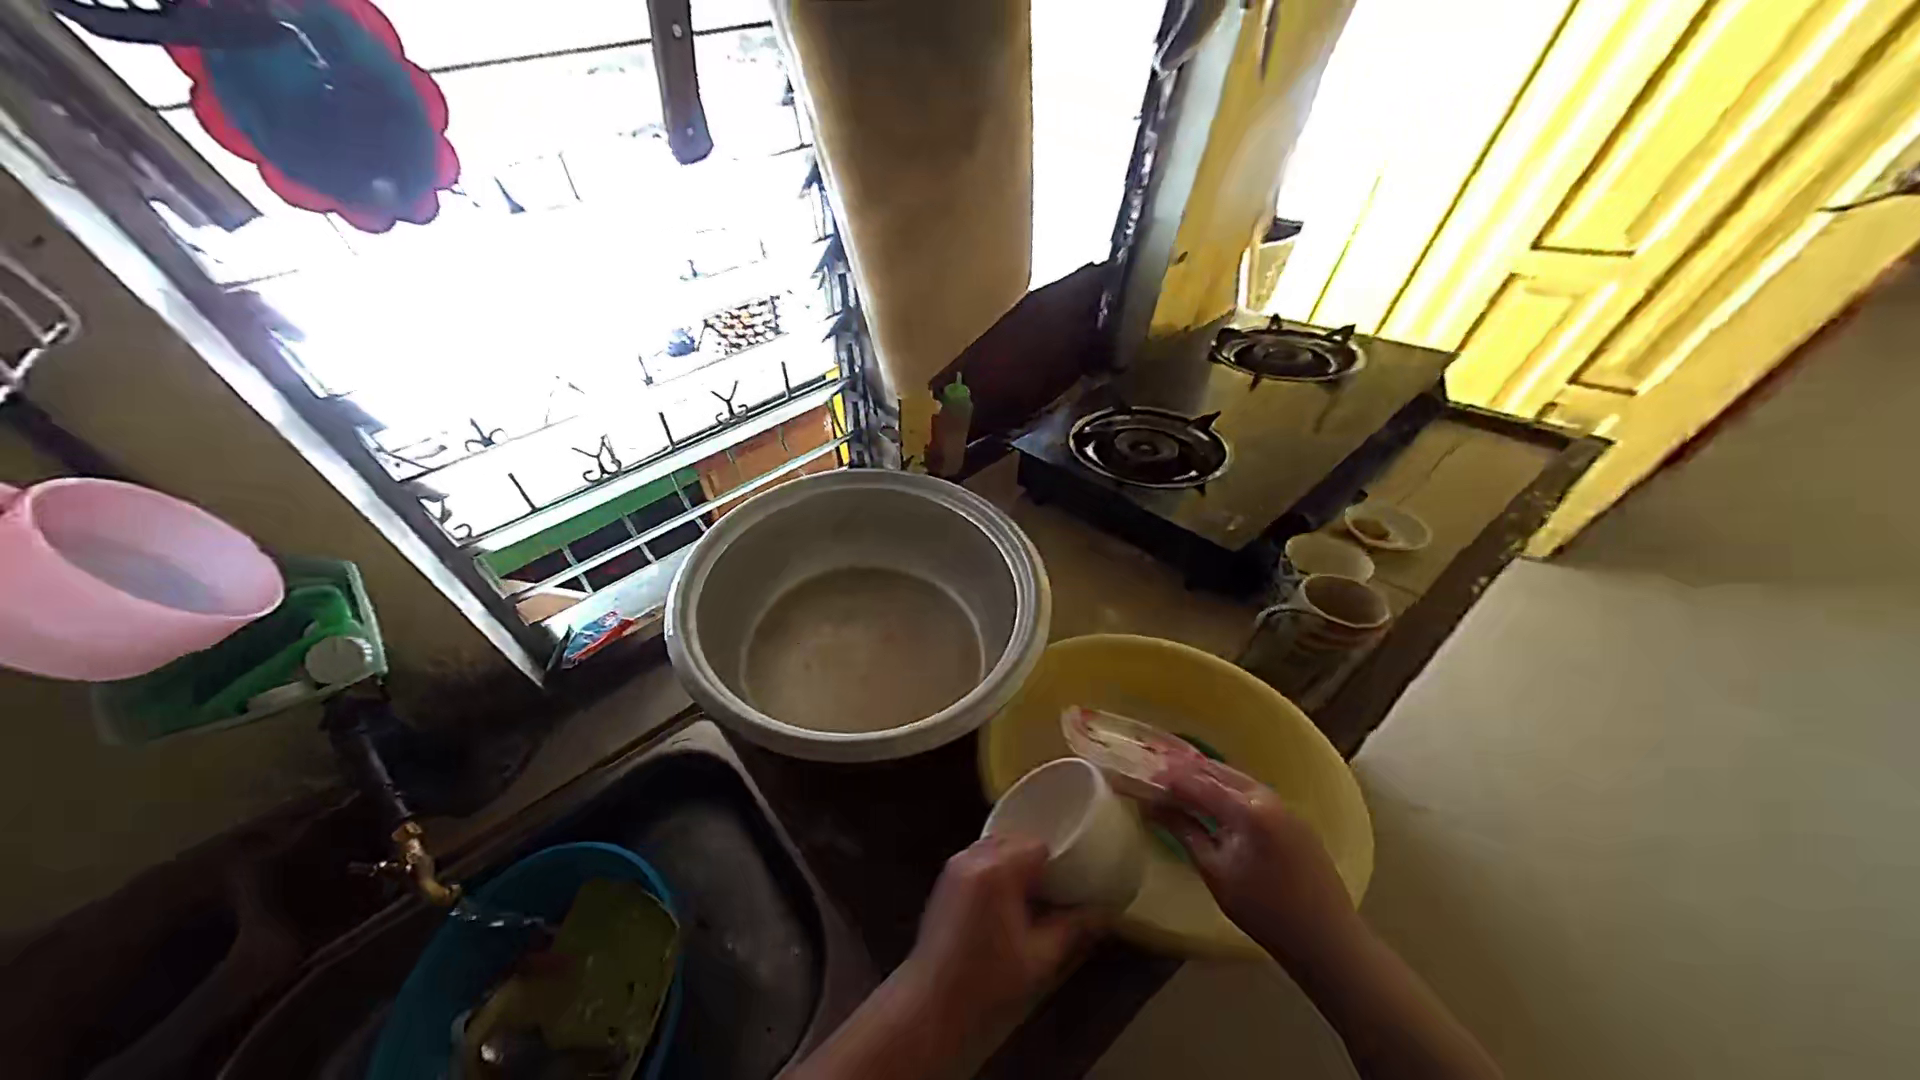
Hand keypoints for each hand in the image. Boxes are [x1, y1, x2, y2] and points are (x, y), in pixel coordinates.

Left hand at [898, 836, 1103, 1028]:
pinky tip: (1003, 897)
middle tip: (1052, 886)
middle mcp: (974, 858)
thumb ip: (1072, 928)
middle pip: (1014, 839)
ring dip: (1012, 860)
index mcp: (998, 871)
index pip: (1036, 844)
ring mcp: (956, 865)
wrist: (932, 999)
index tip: (1067, 878)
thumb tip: (1105, 914)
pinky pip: (977, 856)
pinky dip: (993, 866)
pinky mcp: (945, 877)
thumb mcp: (1039, 957)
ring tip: (1029, 892)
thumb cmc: (988, 980)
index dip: (1055, 859)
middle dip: (1034, 858)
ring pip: (994, 845)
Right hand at [1150, 758, 1359, 963]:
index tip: (1142, 772)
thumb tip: (1152, 806)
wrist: (1327, 939)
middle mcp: (1266, 797)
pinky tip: (1212, 797)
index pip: (1197, 781)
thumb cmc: (1263, 911)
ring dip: (1206, 776)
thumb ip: (1184, 830)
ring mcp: (1283, 805)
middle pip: (1217, 771)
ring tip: (1177, 778)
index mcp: (1247, 809)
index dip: (1167, 777)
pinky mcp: (1292, 818)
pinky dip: (1226, 789)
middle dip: (1185, 768)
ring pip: (1235, 779)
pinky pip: (1251, 792)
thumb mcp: (1215, 871)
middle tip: (1155, 766)